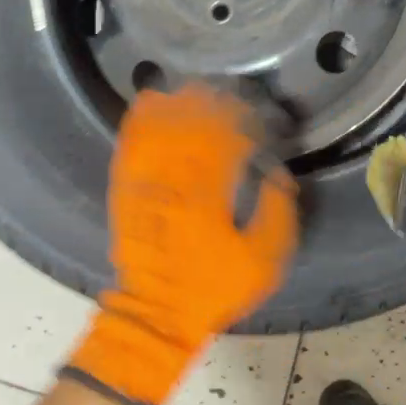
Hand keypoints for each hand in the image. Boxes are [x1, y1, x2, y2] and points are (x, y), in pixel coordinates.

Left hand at [64, 84, 298, 404]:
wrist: (157, 316)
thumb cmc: (214, 290)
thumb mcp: (264, 261)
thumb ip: (278, 213)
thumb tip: (279, 175)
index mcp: (211, 195)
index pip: (230, 138)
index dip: (249, 120)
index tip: (263, 116)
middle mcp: (175, 180)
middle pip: (194, 123)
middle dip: (217, 101)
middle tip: (235, 93)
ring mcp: (146, 182)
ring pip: (162, 125)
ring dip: (181, 102)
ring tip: (200, 88)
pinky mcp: (126, 189)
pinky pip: (130, 143)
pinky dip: (141, 118)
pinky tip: (152, 99)